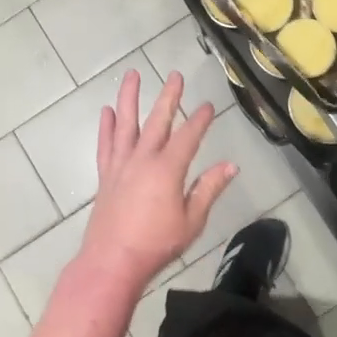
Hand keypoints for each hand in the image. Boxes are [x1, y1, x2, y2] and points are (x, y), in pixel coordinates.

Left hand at [77, 70, 237, 288]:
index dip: (200, 119)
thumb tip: (231, 166)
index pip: (189, 136)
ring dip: (129, 98)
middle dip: (169, 97)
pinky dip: (106, 126)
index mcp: (168, 169)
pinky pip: (105, 144)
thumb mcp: (192, 221)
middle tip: (175, 75)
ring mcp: (121, 165)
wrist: (112, 262)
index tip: (209, 105)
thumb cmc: (156, 244)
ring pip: (125, 123)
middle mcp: (143, 159)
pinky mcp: (105, 175)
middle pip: (158, 120)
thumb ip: (208, 189)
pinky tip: (107, 111)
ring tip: (131, 74)